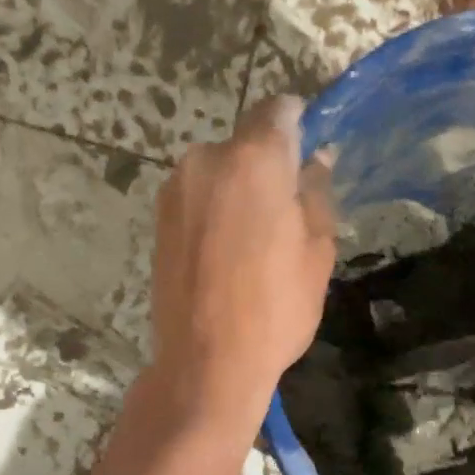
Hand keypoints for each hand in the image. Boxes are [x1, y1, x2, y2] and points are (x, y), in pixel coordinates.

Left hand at [149, 94, 335, 407]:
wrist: (204, 364)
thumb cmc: (274, 309)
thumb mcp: (317, 252)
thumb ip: (316, 195)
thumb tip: (315, 160)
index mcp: (253, 158)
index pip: (279, 111)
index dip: (298, 128)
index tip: (308, 160)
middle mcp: (205, 160)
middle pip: (244, 145)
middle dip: (265, 168)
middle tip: (285, 216)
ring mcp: (174, 191)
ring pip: (217, 174)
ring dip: (236, 193)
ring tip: (251, 247)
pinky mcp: (157, 222)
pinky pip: (196, 202)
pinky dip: (212, 215)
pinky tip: (224, 259)